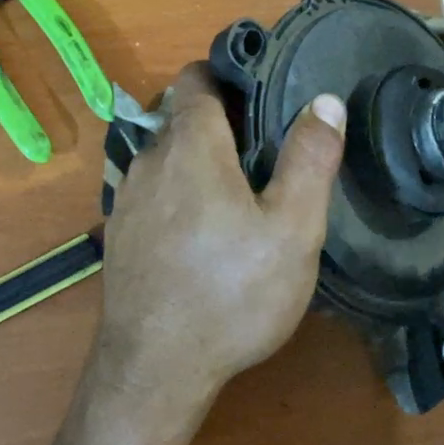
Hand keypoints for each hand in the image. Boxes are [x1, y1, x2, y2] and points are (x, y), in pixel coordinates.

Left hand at [97, 63, 346, 404]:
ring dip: (196, 163)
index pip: (196, 79)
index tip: (261, 91)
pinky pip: (152, 195)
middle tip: (263, 150)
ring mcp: (126, 200)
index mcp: (189, 145)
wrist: (155, 369)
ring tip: (237, 193)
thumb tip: (324, 101)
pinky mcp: (119, 237)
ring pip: (165, 159)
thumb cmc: (231, 293)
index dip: (227, 75)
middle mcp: (148, 160)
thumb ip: (309, 159)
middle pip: (181, 119)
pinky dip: (177, 196)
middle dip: (218, 123)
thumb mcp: (292, 230)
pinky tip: (202, 236)